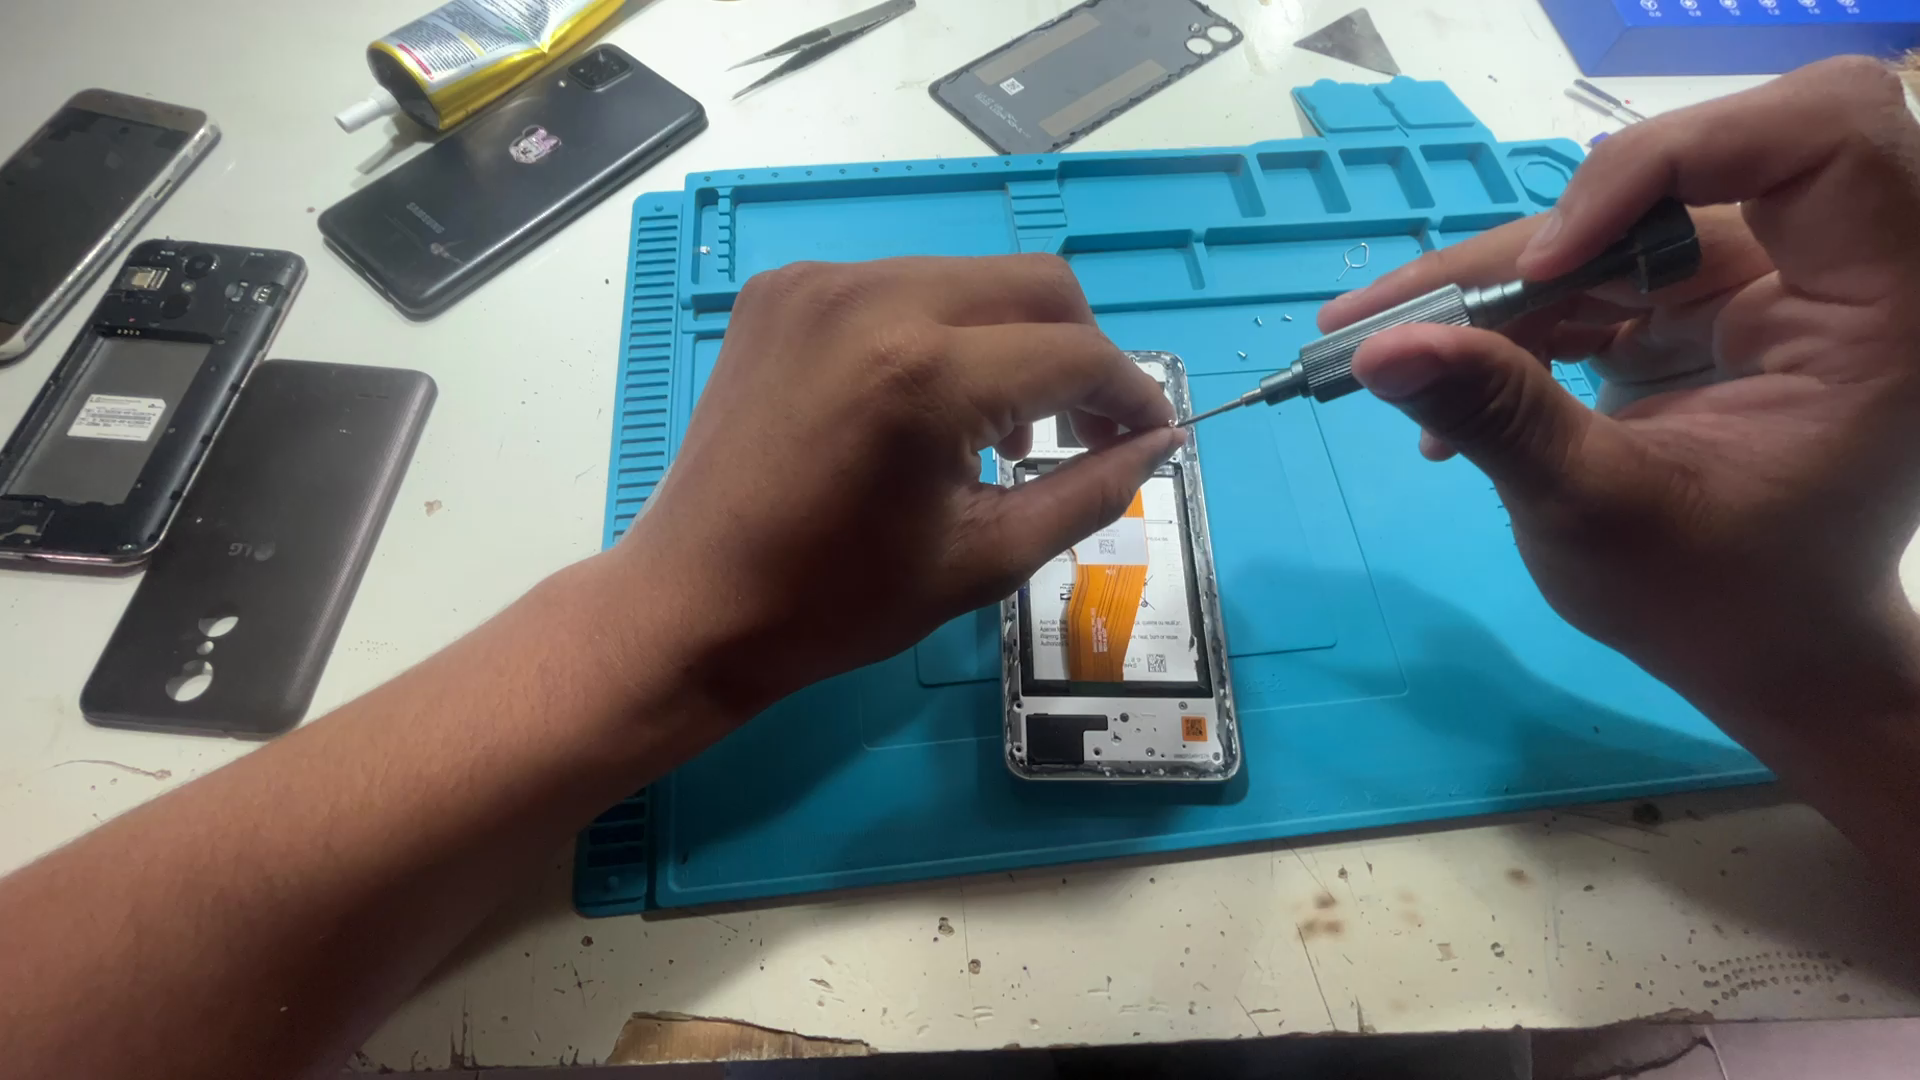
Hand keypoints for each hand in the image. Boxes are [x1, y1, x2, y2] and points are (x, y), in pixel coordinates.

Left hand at [608, 256, 1182, 714]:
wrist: (694, 602)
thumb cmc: (839, 603)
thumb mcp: (985, 558)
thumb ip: (1089, 491)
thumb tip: (1156, 443)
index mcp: (925, 375)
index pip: (1074, 352)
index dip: (1130, 392)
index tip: (1149, 433)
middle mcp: (872, 297)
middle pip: (1034, 284)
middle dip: (1079, 353)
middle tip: (1080, 430)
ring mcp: (818, 284)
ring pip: (969, 280)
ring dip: (1011, 343)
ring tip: (998, 428)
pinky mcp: (781, 291)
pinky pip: (899, 289)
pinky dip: (940, 335)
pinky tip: (923, 404)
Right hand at [1319, 58, 1919, 724]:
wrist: (1746, 649)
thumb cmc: (1707, 596)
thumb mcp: (1590, 507)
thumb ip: (1494, 414)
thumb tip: (1376, 351)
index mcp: (1870, 306)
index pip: (1812, 140)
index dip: (1664, 167)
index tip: (1539, 266)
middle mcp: (1812, 278)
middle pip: (1653, 198)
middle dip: (1507, 259)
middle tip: (1379, 315)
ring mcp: (1739, 301)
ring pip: (1591, 251)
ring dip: (1475, 306)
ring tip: (1381, 357)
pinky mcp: (1679, 329)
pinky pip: (1572, 302)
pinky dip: (1494, 343)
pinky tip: (1443, 407)